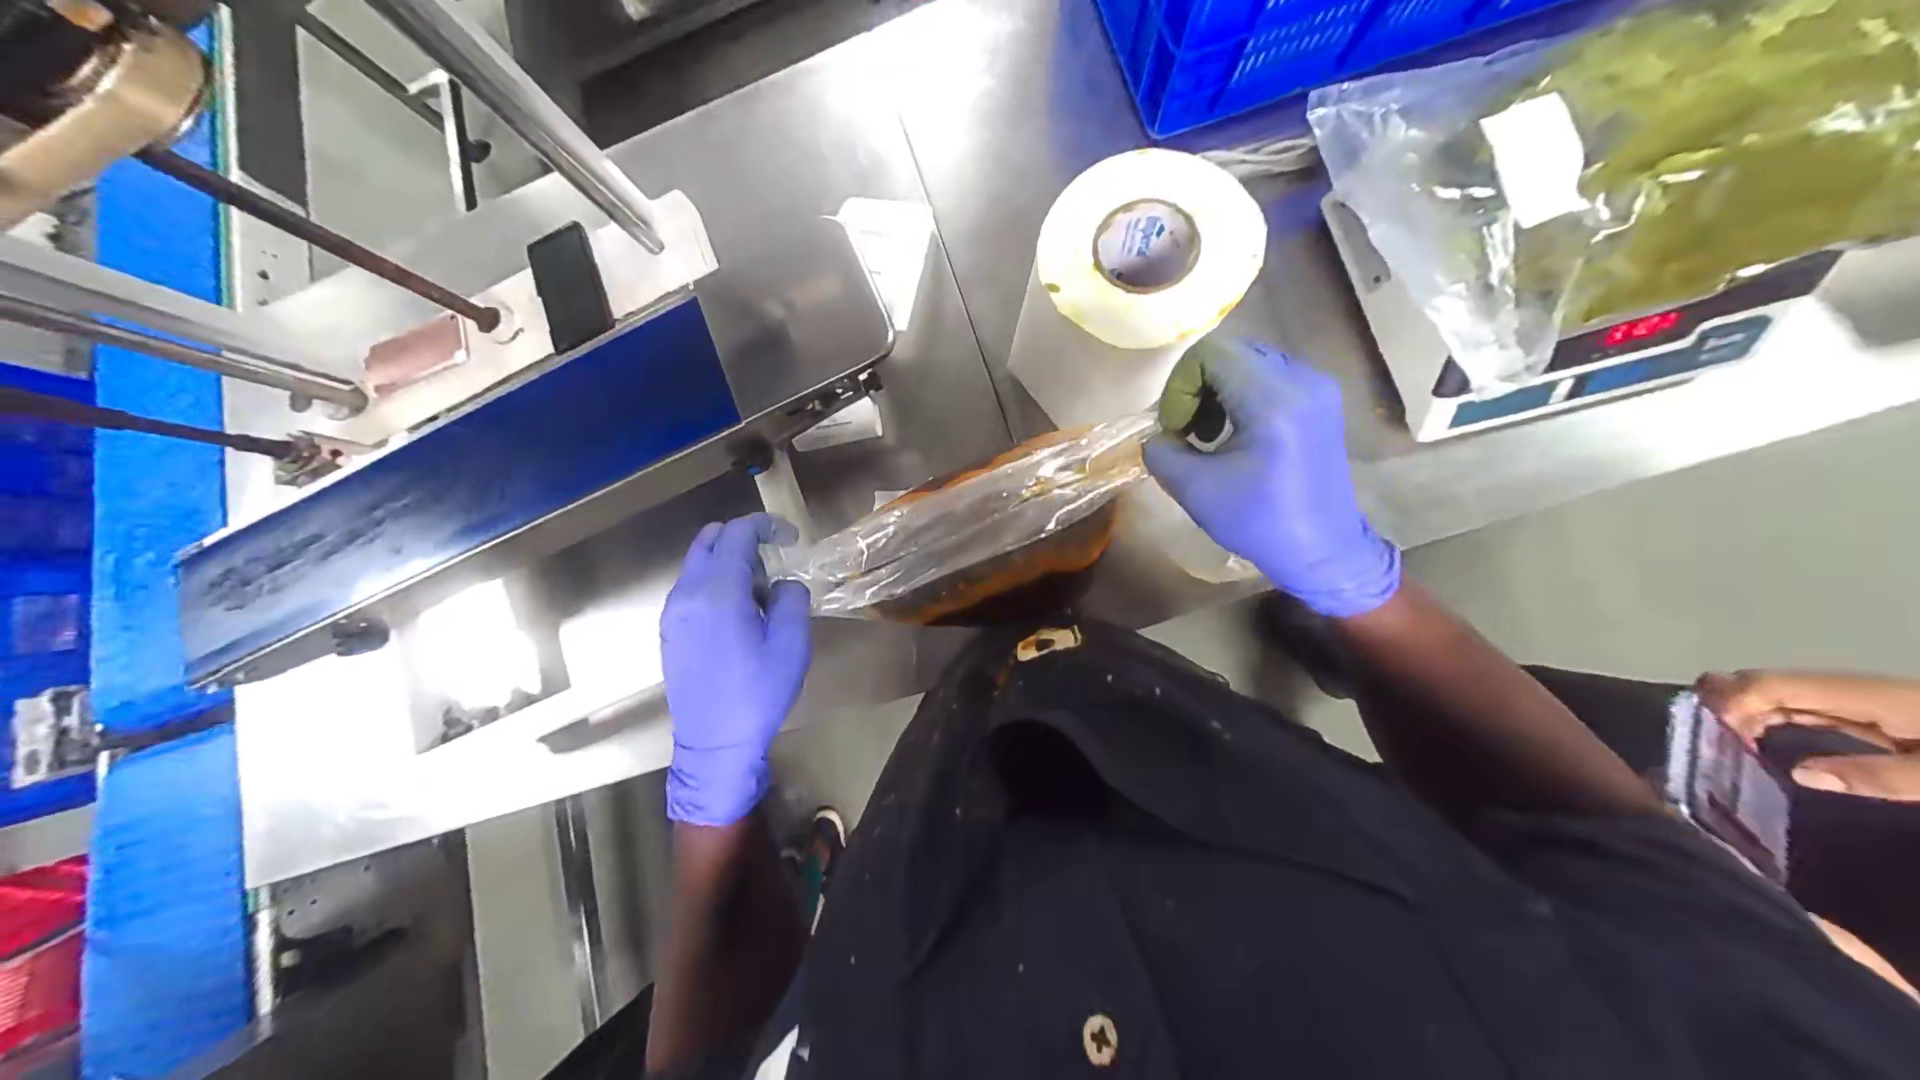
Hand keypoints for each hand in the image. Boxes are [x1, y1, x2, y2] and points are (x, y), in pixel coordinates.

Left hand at [661, 514, 813, 825]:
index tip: (792, 537)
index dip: (767, 525)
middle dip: (745, 540)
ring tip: (760, 596)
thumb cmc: (758, 693)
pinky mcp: (669, 630)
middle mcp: (687, 594)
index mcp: (717, 592)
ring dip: (729, 563)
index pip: (737, 534)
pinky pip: (691, 587)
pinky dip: (715, 583)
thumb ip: (791, 598)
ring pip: (698, 563)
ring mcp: (673, 612)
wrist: (714, 743)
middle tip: (774, 565)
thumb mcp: (791, 644)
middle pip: (710, 540)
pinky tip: (738, 615)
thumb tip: (783, 584)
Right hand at [1146, 337, 1399, 616]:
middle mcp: (1301, 380)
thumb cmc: (1259, 522)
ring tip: (1209, 434)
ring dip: (1216, 391)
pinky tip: (1234, 434)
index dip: (1179, 386)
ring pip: (1248, 362)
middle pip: (1229, 352)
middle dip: (1195, 387)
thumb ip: (1161, 452)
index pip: (1210, 353)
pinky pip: (1268, 377)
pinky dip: (1240, 395)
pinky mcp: (1321, 400)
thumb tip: (1157, 436)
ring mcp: (1317, 387)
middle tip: (1187, 430)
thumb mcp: (1194, 489)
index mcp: (1273, 400)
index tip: (1177, 429)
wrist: (1323, 551)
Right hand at [1696, 670, 1919, 800]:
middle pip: (1770, 682)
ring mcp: (1862, 699)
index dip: (1731, 701)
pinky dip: (1768, 716)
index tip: (1712, 734)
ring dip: (1744, 710)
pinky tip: (1758, 734)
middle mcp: (1853, 689)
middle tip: (1702, 736)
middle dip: (1727, 702)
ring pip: (1780, 692)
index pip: (1773, 685)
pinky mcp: (1871, 711)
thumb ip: (1877, 776)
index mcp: (1865, 695)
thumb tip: (1798, 773)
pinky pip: (1800, 706)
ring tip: (1723, 739)